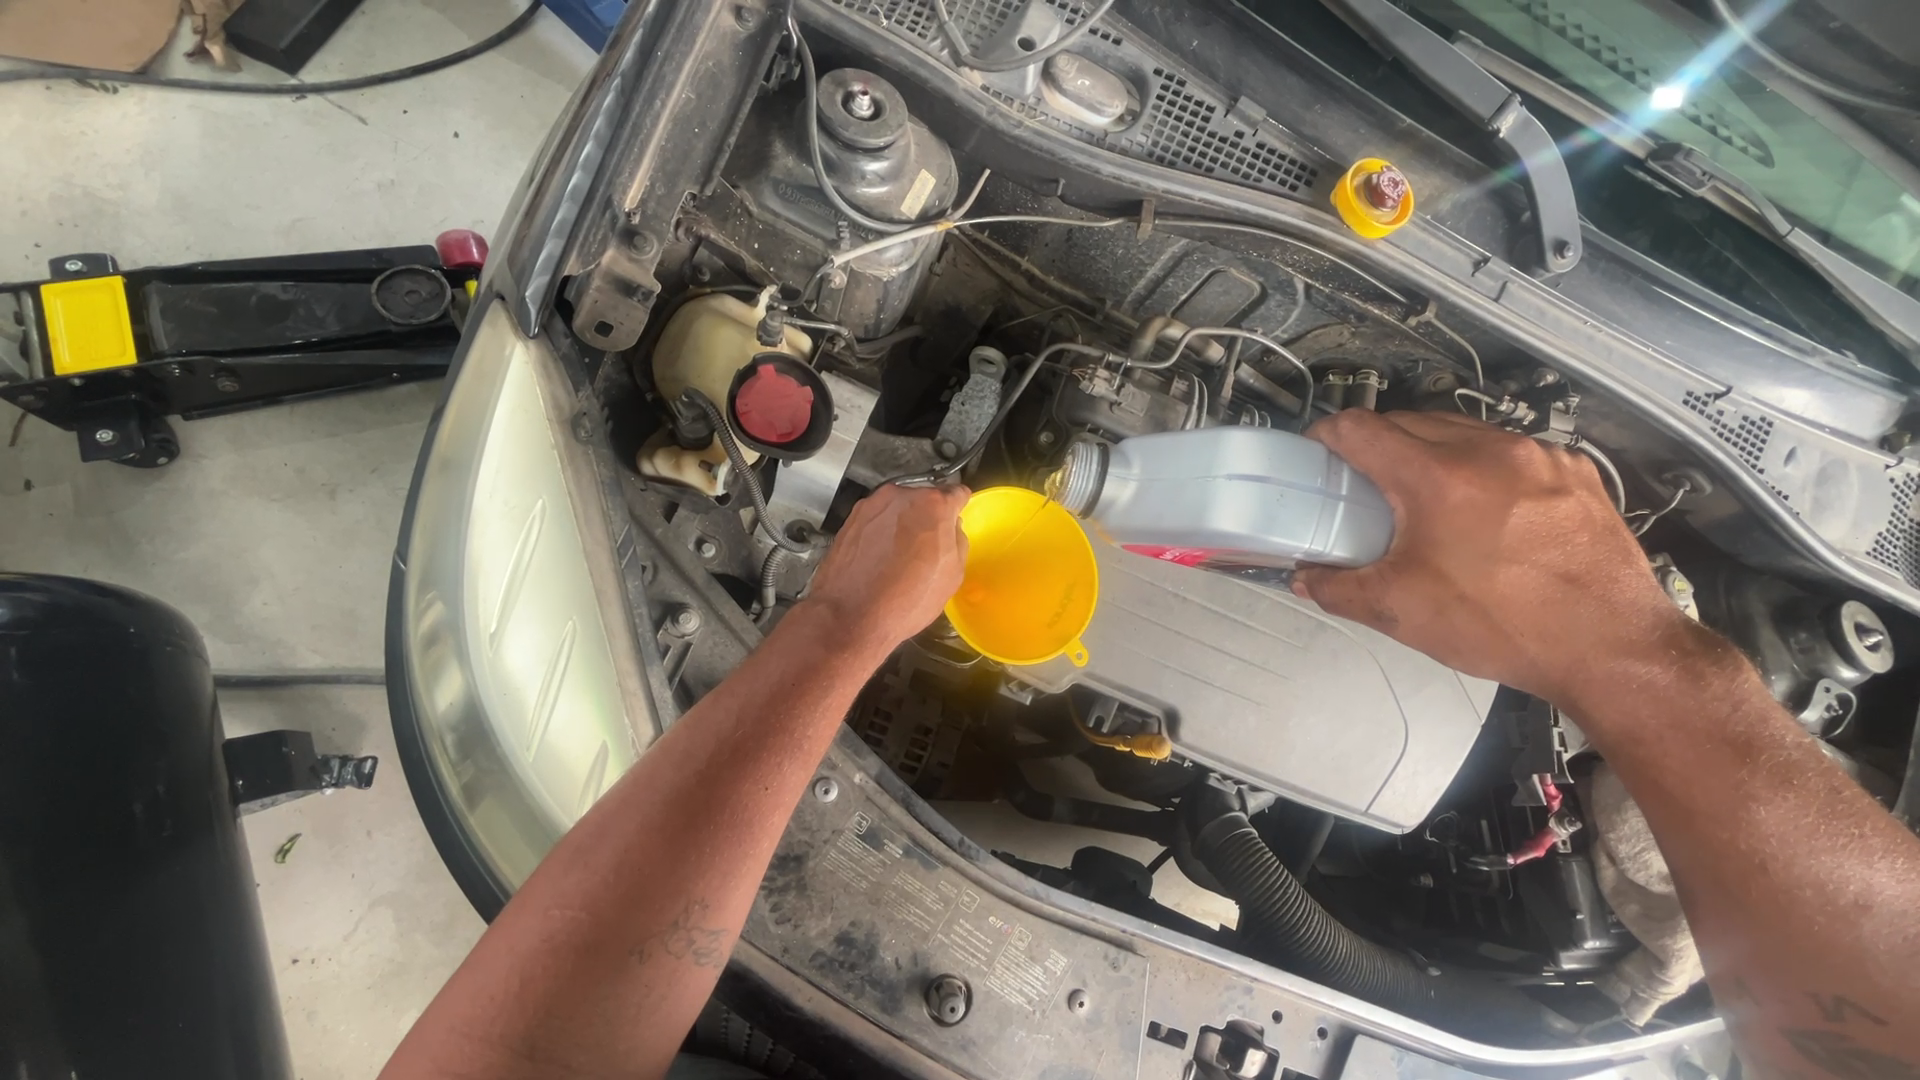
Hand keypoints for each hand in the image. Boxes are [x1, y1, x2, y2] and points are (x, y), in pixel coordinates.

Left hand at [801, 483, 969, 651]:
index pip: (956, 493)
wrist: (852, 616)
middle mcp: (902, 496)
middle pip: (924, 500)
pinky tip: (879, 560)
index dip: (957, 509)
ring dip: (902, 525)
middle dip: (927, 519)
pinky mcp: (851, 519)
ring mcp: (872, 505)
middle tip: (926, 549)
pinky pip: (876, 521)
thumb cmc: (904, 599)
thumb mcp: (953, 575)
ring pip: (898, 510)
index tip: (954, 520)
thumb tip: (951, 530)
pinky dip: (880, 533)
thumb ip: (957, 541)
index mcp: (934, 504)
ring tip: (899, 559)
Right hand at [1291, 410, 1691, 706]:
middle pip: (1408, 421)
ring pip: (1461, 430)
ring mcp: (1539, 456)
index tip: (1314, 453)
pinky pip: (1508, 450)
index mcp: (1437, 476)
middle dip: (1374, 444)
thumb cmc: (1498, 625)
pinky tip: (1481, 508)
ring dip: (1427, 449)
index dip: (1326, 434)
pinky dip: (1479, 465)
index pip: (1360, 428)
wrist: (1614, 648)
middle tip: (1359, 483)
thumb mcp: (1398, 611)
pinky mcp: (1576, 471)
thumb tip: (1302, 577)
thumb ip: (1335, 588)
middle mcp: (1489, 449)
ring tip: (1420, 494)